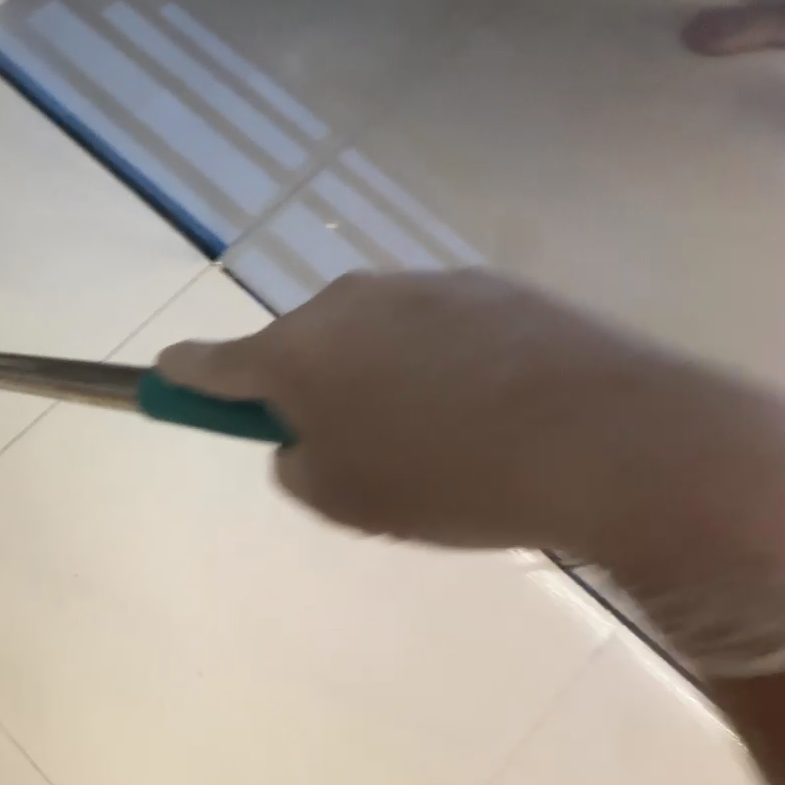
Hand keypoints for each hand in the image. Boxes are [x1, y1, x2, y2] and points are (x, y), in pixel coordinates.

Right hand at [155, 270, 784, 559]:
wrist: (623, 446)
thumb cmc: (445, 480)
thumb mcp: (338, 498)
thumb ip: (292, 460)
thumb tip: (302, 433)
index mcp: (291, 354)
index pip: (203, 362)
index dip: (177, 377)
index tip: (161, 380)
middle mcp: (343, 304)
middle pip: (291, 345)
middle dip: (298, 385)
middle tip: (342, 440)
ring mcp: (419, 287)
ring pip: (362, 334)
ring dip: (368, 372)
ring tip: (433, 430)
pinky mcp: (489, 286)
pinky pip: (428, 327)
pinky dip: (431, 361)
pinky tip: (482, 405)